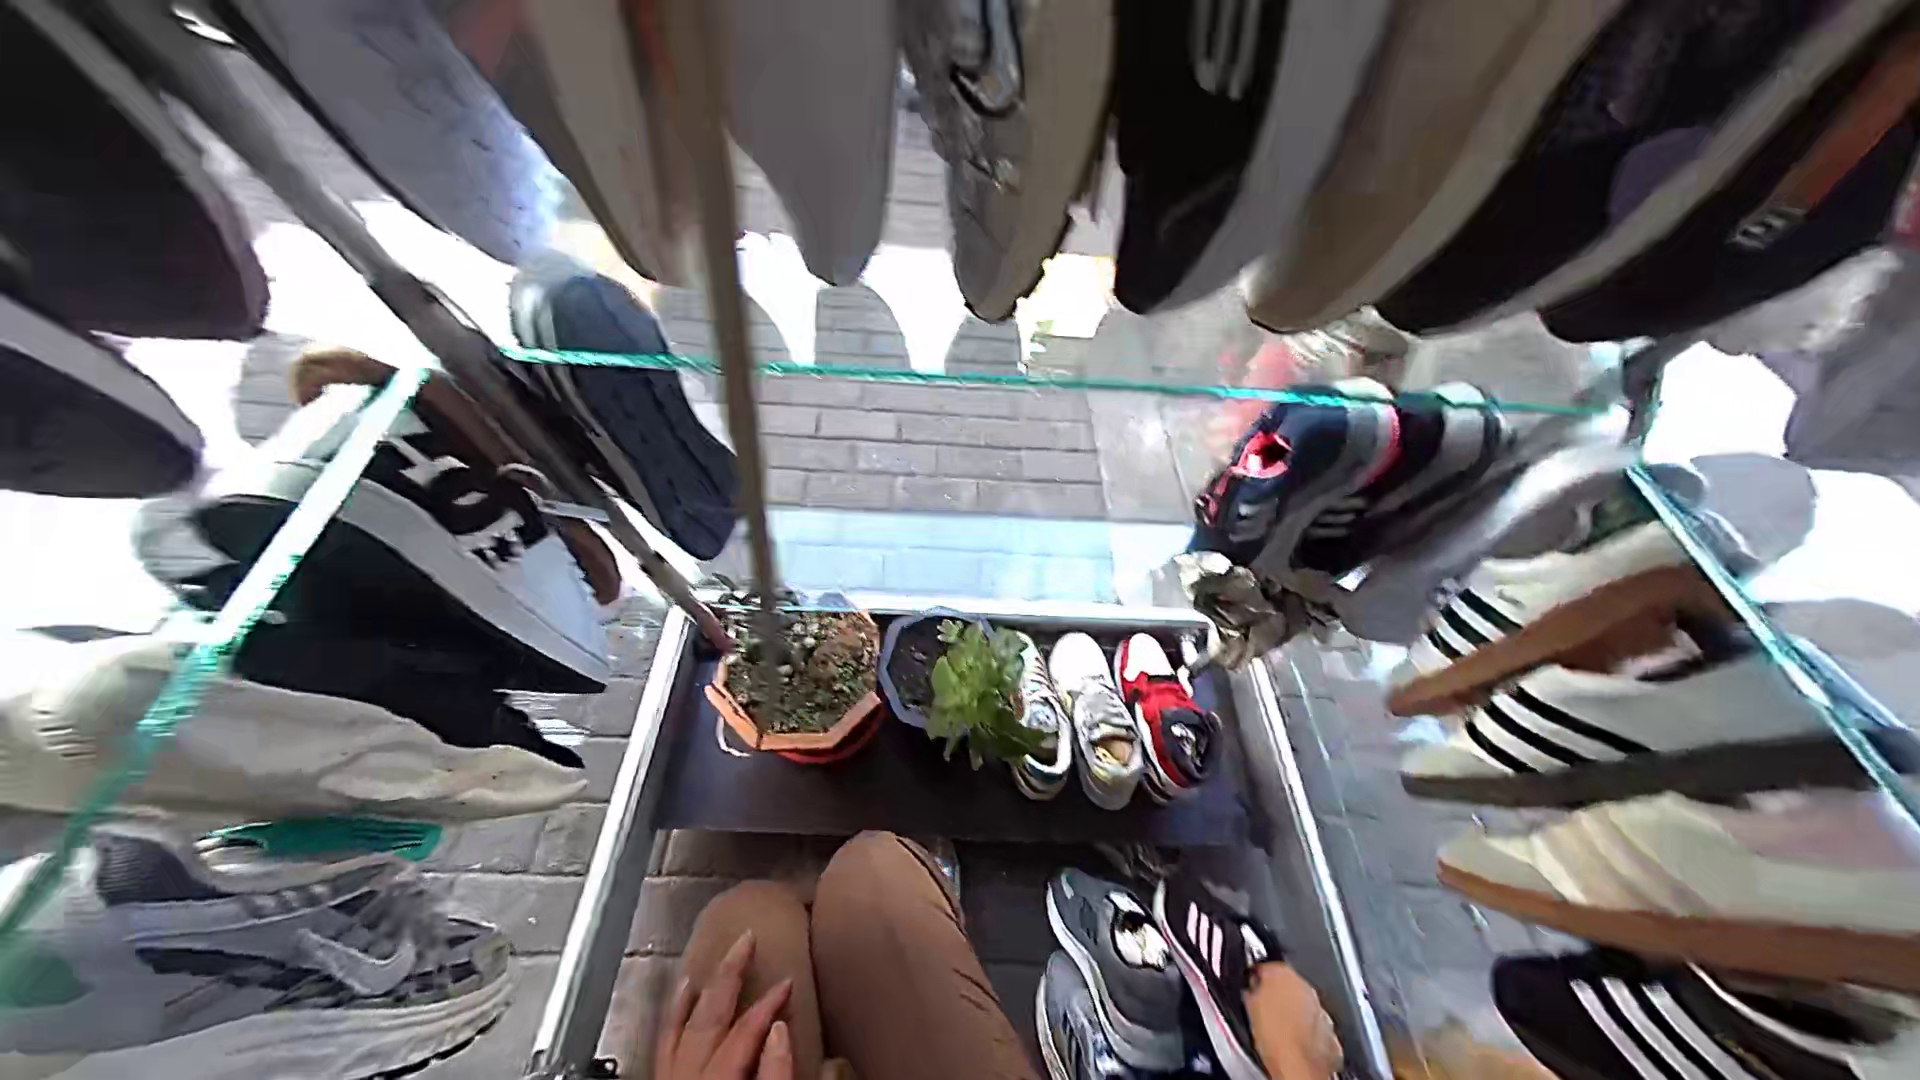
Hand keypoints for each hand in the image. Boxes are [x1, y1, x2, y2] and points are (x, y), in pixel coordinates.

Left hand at [654, 930, 794, 1079]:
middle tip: (747, 936)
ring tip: (711, 959)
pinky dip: (672, 1019)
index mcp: (719, 1079)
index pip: (745, 1031)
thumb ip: (776, 1076)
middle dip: (729, 974)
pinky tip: (682, 994)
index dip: (768, 1003)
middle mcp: (687, 1076)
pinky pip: (662, 1047)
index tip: (789, 980)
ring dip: (698, 993)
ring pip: (680, 1029)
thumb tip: (780, 1029)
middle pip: (709, 1018)